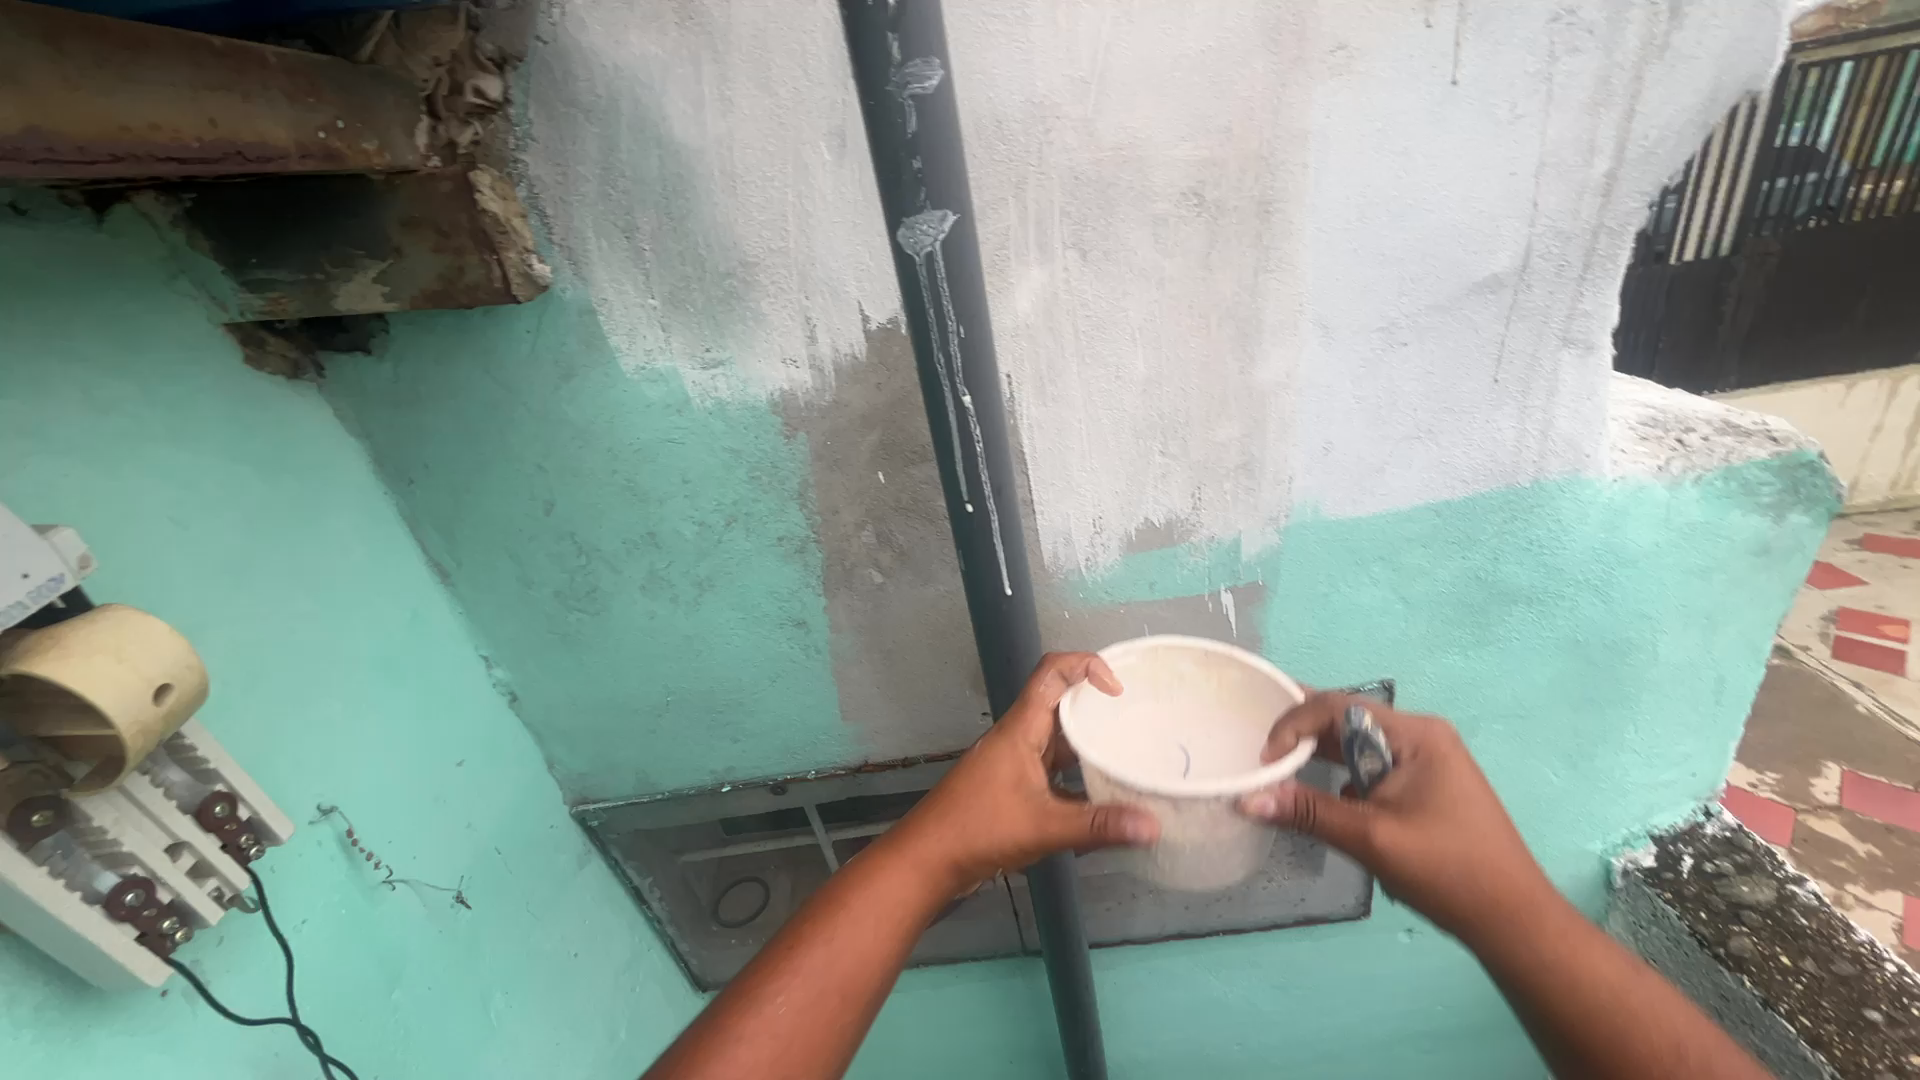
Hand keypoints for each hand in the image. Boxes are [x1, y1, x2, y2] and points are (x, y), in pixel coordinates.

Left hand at [883, 652, 1159, 892]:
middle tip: (1138, 721)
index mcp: (1022, 727)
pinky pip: (1054, 770)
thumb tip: (1154, 825)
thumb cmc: (979, 829)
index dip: (1086, 666)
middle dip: (1098, 708)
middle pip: (1062, 704)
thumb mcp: (1044, 827)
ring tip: (1131, 755)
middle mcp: (1019, 736)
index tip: (1120, 690)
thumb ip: (1099, 826)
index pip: (1052, 672)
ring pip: (1060, 740)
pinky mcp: (1015, 787)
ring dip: (1090, 745)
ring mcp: (1016, 762)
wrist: (928, 859)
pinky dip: (1078, 778)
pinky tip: (1104, 799)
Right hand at [1238, 693, 1554, 945]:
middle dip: (1301, 732)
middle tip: (1257, 748)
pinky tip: (1316, 791)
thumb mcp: (1371, 838)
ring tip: (1277, 765)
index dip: (1293, 725)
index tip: (1265, 761)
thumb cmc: (1448, 872)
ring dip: (1318, 754)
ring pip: (1356, 742)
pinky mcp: (1423, 784)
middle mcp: (1421, 735)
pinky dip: (1338, 772)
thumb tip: (1245, 800)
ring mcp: (1426, 759)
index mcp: (1416, 734)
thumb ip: (1307, 812)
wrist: (1515, 923)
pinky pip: (1369, 764)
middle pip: (1346, 718)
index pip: (1338, 707)